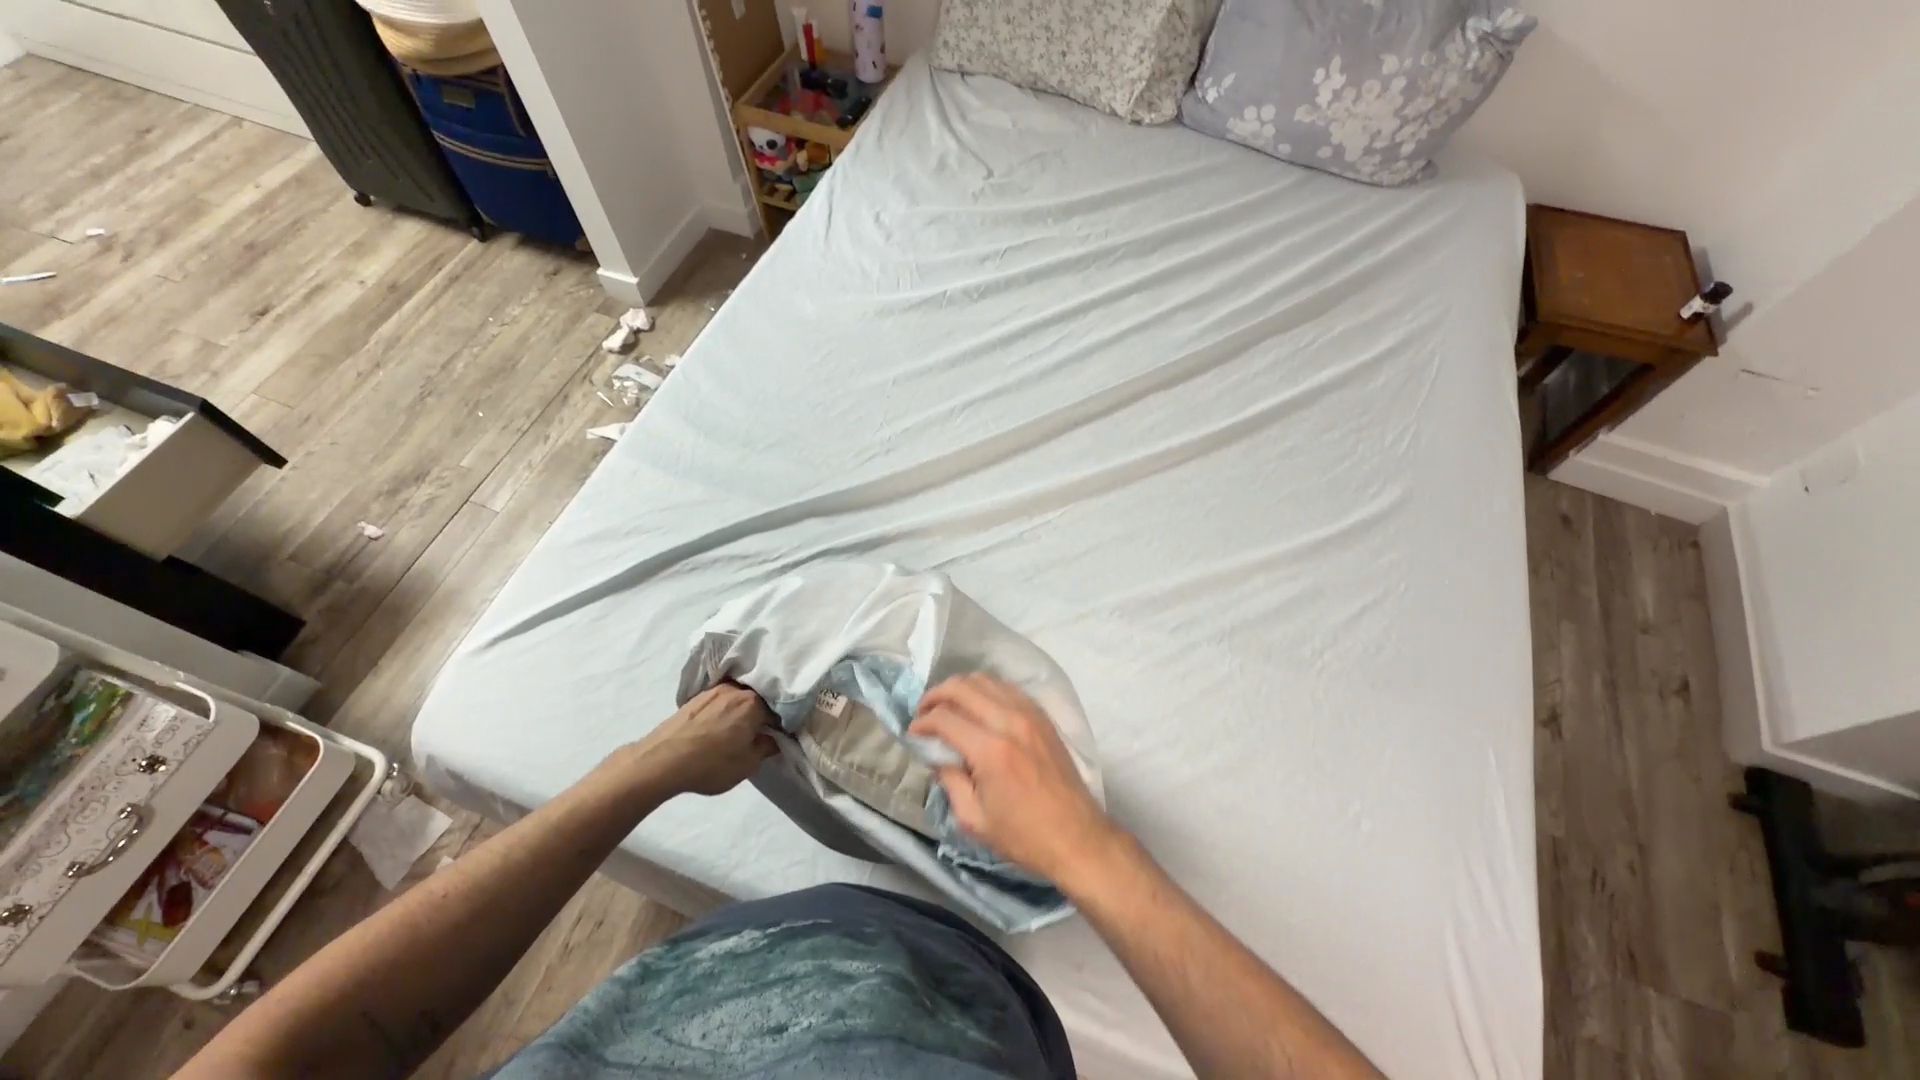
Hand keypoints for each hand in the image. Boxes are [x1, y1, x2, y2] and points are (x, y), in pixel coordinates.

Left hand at [631, 684, 777, 795]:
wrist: (660, 762)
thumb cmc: (710, 764)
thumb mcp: (747, 764)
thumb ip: (766, 747)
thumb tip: (773, 738)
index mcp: (753, 703)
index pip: (779, 710)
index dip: (782, 724)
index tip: (780, 736)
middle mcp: (735, 690)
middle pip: (757, 698)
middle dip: (762, 713)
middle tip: (761, 732)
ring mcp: (712, 691)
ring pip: (737, 698)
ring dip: (741, 710)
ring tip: (739, 729)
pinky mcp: (694, 699)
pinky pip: (718, 700)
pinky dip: (724, 710)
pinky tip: (719, 725)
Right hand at [909, 673, 1119, 884]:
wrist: (1077, 838)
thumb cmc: (1023, 836)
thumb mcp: (973, 819)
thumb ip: (949, 780)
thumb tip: (936, 754)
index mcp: (991, 750)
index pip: (945, 718)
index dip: (922, 722)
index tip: (912, 733)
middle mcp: (1010, 722)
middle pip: (963, 687)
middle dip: (935, 695)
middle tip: (923, 713)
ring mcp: (1031, 716)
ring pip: (987, 680)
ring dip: (961, 688)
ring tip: (948, 707)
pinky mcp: (1044, 718)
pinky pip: (1008, 689)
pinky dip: (987, 690)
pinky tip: (978, 708)